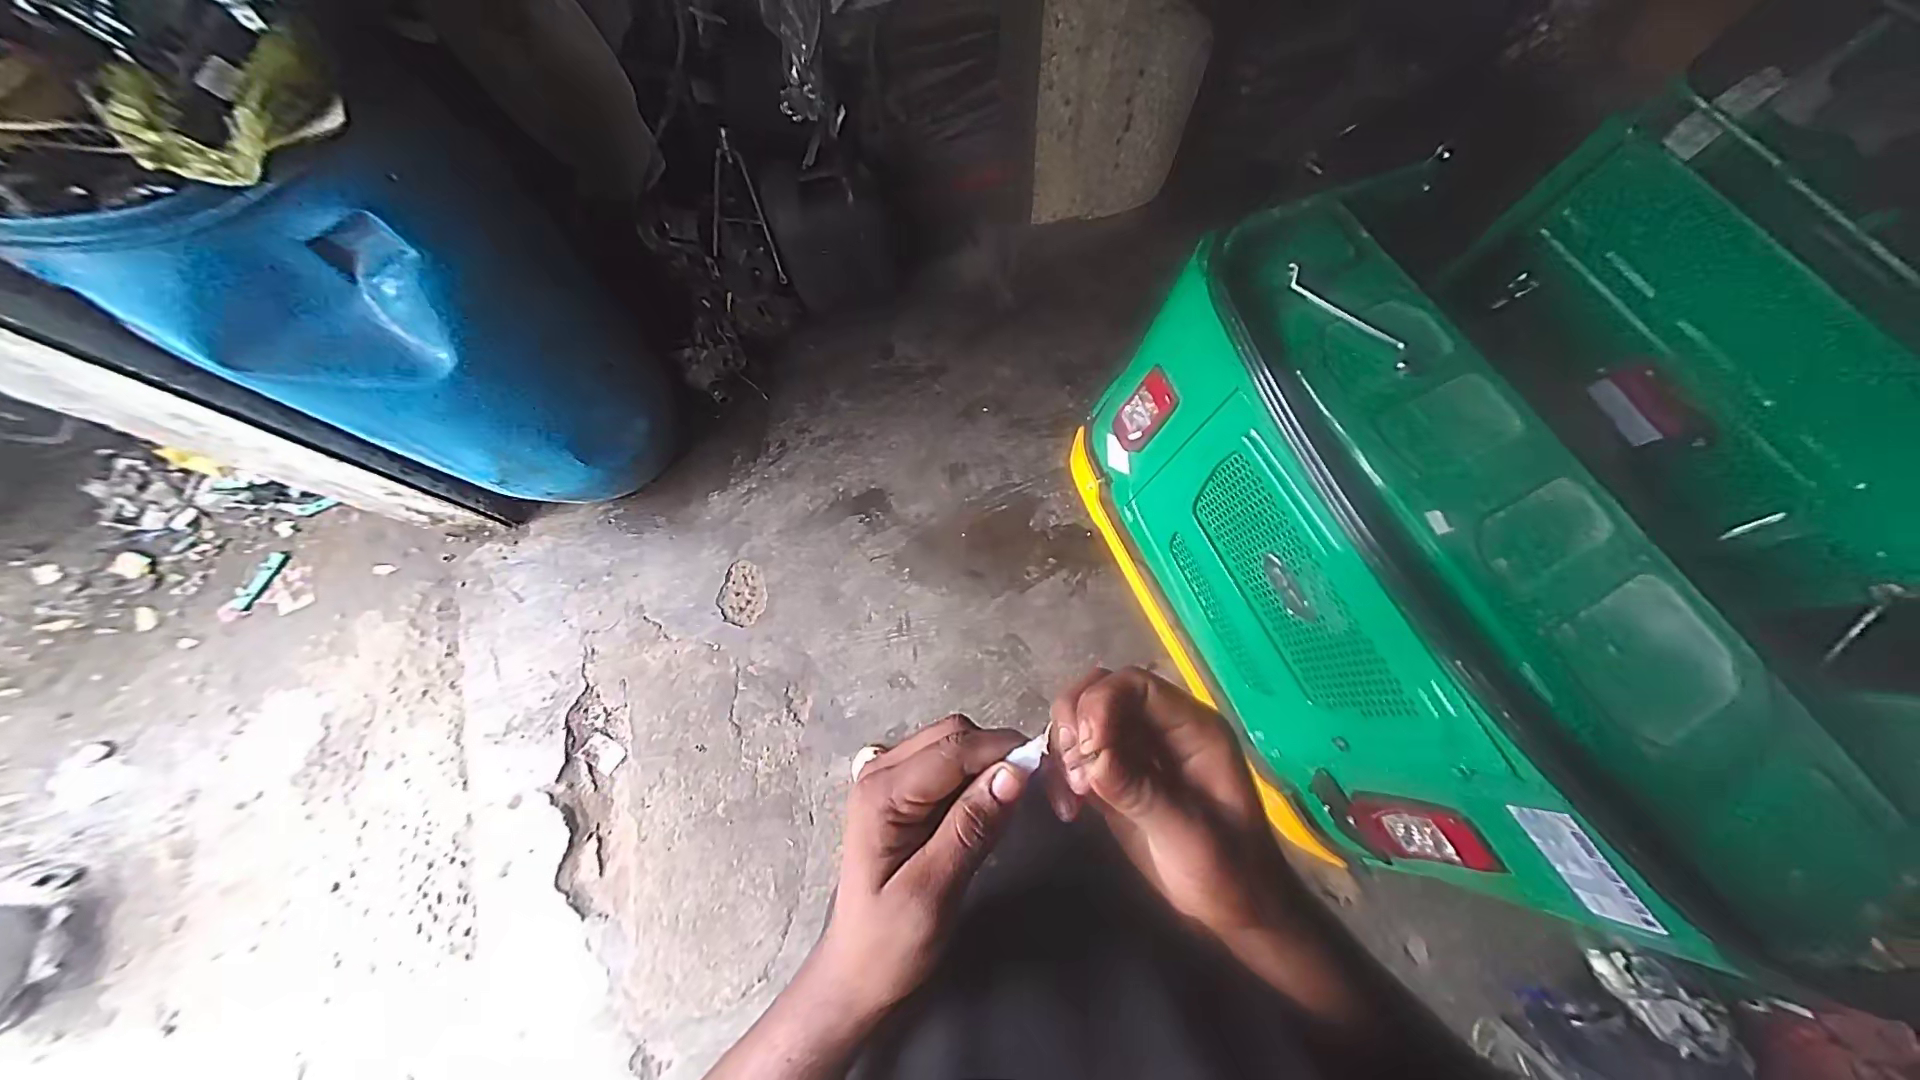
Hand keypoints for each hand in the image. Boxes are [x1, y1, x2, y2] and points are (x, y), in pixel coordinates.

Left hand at [813, 713, 1027, 1014]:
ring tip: (1017, 802)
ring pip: (956, 742)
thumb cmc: (889, 943)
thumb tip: (1015, 773)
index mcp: (881, 792)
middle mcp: (881, 770)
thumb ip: (971, 827)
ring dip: (992, 761)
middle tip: (1038, 790)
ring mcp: (890, 776)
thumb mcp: (933, 892)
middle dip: (1001, 752)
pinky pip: (951, 762)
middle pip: (955, 734)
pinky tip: (990, 807)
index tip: (1048, 776)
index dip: (1005, 752)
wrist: (858, 973)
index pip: (955, 747)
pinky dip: (978, 774)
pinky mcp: (904, 788)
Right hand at [1045, 666, 1284, 937]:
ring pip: (1081, 717)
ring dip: (1064, 748)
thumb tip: (1089, 755)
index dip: (1101, 704)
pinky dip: (1060, 772)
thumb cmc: (1228, 874)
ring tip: (1073, 793)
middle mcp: (1160, 728)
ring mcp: (1135, 749)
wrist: (1237, 914)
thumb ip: (1139, 791)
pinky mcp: (1113, 774)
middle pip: (1100, 690)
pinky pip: (1076, 753)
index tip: (1085, 749)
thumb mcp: (1189, 836)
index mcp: (1191, 727)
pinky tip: (1069, 808)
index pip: (1135, 685)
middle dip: (1076, 722)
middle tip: (1074, 771)